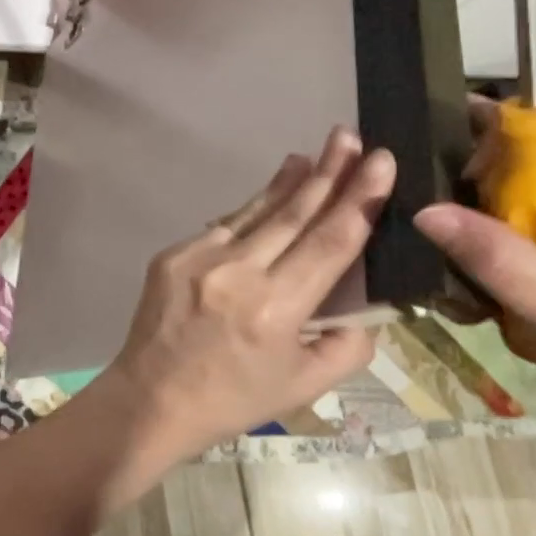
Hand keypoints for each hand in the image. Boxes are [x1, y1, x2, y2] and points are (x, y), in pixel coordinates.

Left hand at [109, 127, 395, 456]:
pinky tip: (268, 201)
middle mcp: (237, 272)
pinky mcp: (171, 255)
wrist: (151, 398)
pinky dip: (249, 215)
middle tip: (350, 136)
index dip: (361, 198)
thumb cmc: (234, 399)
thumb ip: (348, 343)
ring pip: (254, 213)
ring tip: (312, 156)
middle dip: (327, 172)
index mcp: (276, 306)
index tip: (383, 161)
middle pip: (293, 213)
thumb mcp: (307, 384)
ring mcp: (197, 258)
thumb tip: (365, 305)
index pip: (332, 240)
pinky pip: (222, 229)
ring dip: (286, 183)